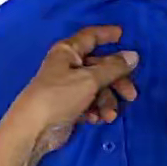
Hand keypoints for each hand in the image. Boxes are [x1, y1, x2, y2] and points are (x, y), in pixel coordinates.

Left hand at [8, 26, 139, 154]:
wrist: (32, 131)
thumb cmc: (59, 96)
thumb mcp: (90, 79)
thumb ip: (114, 67)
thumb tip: (134, 55)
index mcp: (68, 52)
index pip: (91, 36)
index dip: (107, 34)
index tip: (124, 35)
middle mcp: (68, 66)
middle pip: (101, 66)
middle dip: (117, 81)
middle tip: (130, 95)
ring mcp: (68, 87)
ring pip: (98, 87)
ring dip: (107, 101)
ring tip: (109, 115)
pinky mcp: (69, 106)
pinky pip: (90, 102)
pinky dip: (96, 110)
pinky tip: (96, 119)